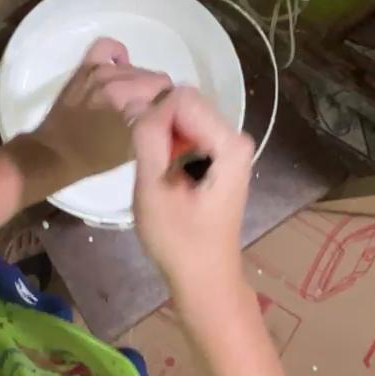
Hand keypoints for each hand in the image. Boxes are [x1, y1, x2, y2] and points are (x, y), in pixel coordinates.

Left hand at [21, 38, 173, 186]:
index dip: (170, 105)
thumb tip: (167, 110)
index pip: (167, 92)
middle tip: (149, 111)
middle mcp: (118, 83)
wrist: (55, 153)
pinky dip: (118, 54)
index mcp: (130, 103)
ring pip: (135, 68)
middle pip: (154, 79)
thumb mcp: (132, 147)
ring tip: (133, 97)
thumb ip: (152, 124)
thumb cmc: (95, 157)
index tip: (165, 115)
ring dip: (139, 81)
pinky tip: (120, 67)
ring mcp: (99, 72)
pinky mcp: (85, 68)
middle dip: (156, 94)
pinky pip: (107, 47)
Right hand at [131, 88, 253, 307]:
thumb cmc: (178, 240)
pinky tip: (166, 178)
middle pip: (184, 105)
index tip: (144, 154)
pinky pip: (188, 135)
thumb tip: (138, 101)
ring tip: (157, 176)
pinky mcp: (221, 158)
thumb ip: (148, 137)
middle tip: (148, 167)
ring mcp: (230, 148)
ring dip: (162, 140)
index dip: (153, 119)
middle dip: (158, 127)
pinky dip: (170, 149)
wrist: (204, 277)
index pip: (180, 98)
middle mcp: (236, 137)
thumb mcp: (153, 188)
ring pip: (183, 119)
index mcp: (228, 142)